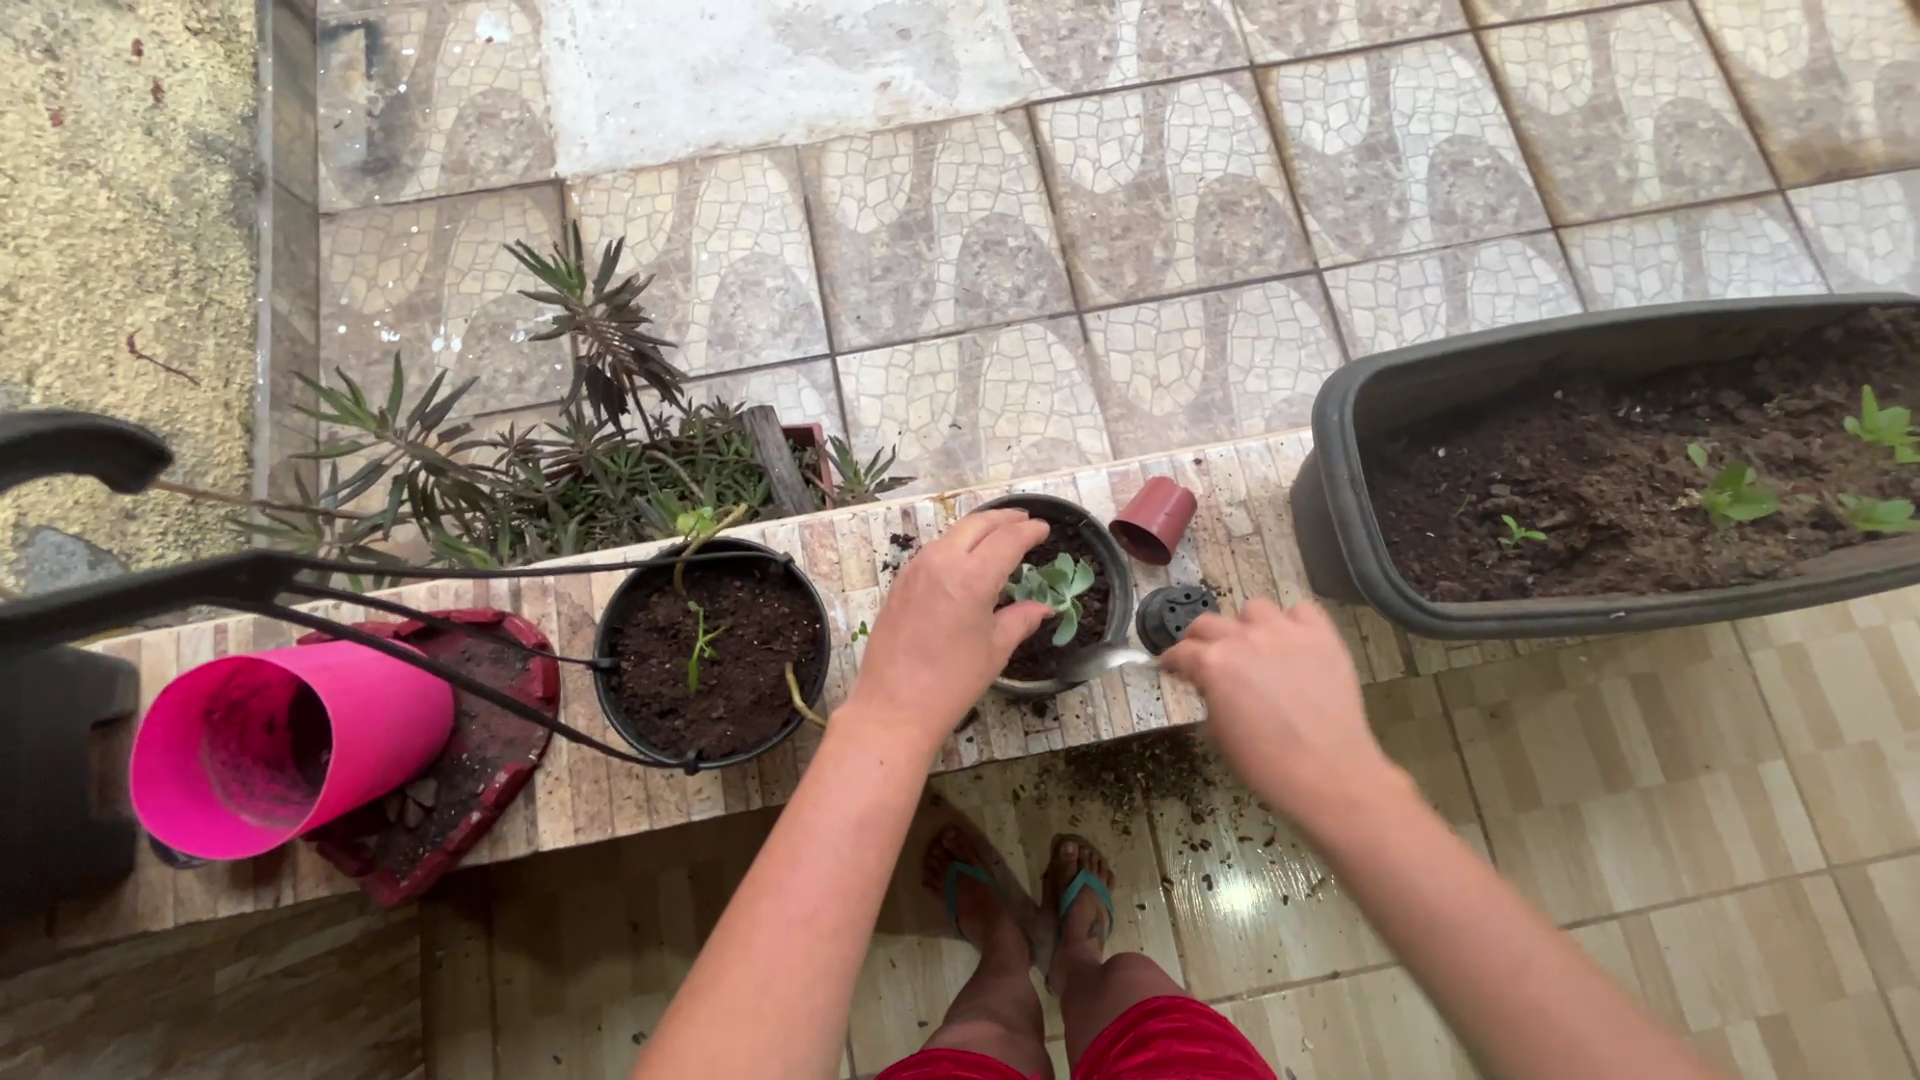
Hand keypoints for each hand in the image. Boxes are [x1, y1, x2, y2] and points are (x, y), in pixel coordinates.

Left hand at [841, 509, 1052, 750]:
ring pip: (952, 534)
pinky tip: (967, 561)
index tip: (1044, 528)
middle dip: (1004, 519)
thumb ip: (1020, 619)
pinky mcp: (901, 582)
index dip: (1029, 531)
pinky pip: (934, 551)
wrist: (893, 705)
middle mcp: (941, 563)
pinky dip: (956, 546)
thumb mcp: (995, 650)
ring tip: (999, 537)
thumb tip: (1043, 608)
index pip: (1007, 540)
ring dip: (978, 530)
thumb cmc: (951, 683)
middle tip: (1024, 521)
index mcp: (971, 578)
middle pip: (977, 525)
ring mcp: (916, 570)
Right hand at [1159, 599, 1404, 825]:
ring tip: (1254, 645)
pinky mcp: (1322, 636)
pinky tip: (1292, 642)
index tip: (1172, 667)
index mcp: (1212, 664)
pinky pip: (1301, 610)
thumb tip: (1211, 686)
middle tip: (1205, 656)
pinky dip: (1292, 622)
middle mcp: (1244, 638)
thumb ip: (1208, 697)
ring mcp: (1285, 632)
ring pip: (1254, 609)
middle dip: (1200, 640)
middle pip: (1208, 623)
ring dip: (1246, 625)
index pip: (1180, 652)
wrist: (1328, 774)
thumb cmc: (1265, 764)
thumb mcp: (1218, 733)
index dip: (1172, 661)